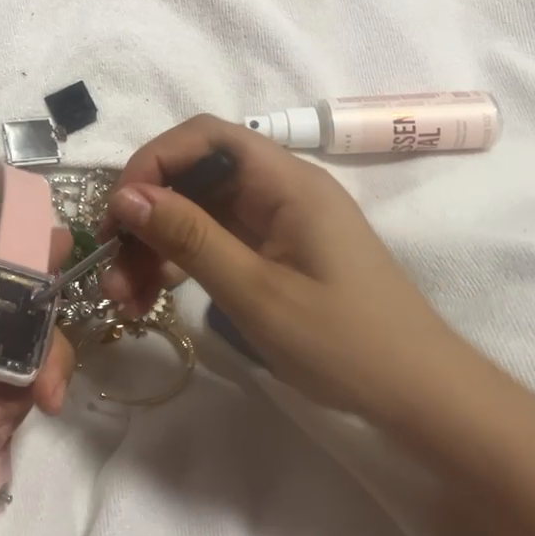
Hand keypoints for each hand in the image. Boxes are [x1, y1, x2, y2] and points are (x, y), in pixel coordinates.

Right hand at [99, 115, 474, 420]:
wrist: (423, 399)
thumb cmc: (344, 342)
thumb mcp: (256, 292)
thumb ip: (190, 238)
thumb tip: (126, 196)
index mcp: (285, 181)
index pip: (203, 137)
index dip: (153, 162)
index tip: (118, 211)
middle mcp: (278, 188)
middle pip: (194, 175)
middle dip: (146, 214)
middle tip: (111, 266)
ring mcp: (276, 221)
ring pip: (197, 210)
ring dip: (155, 244)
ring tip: (124, 296)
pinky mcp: (274, 251)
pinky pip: (213, 239)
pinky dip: (180, 261)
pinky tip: (154, 294)